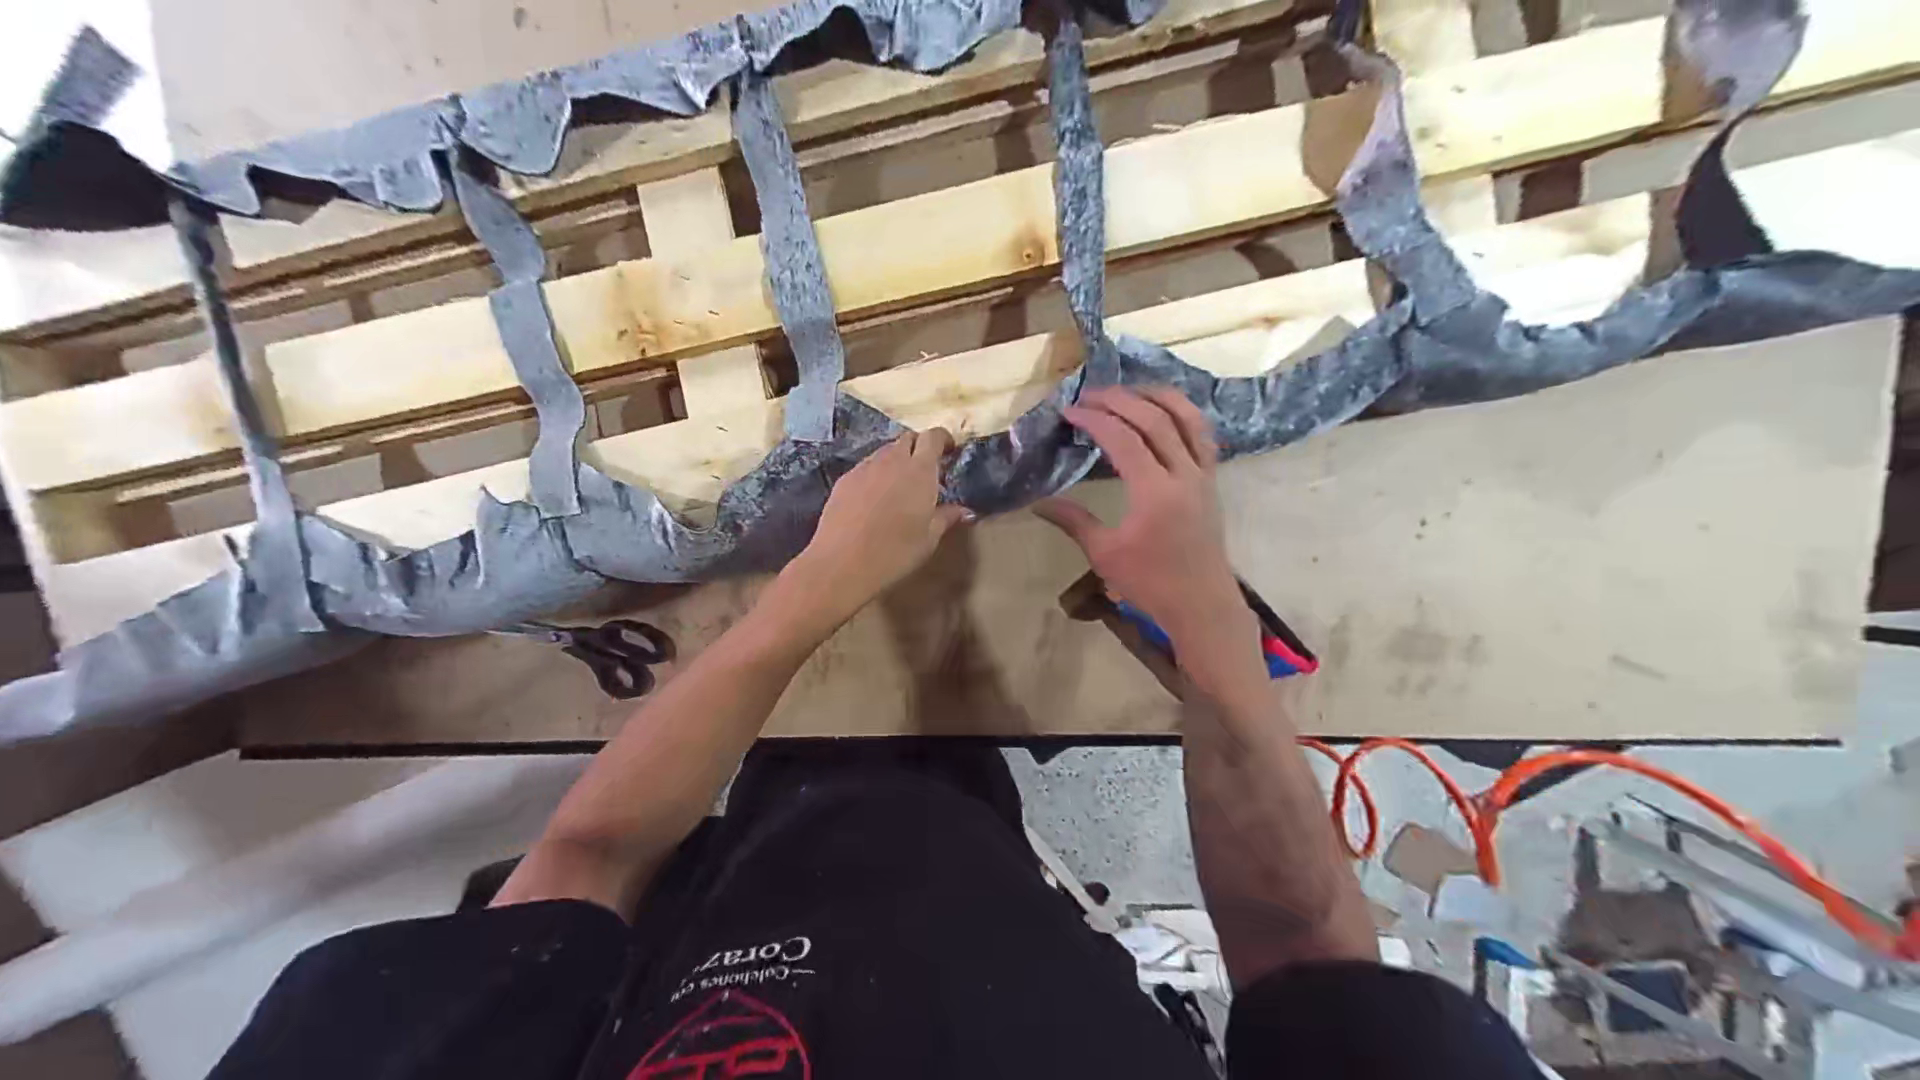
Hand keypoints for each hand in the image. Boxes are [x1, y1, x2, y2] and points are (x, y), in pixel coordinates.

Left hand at [788, 427, 972, 620]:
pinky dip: (876, 474)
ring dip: (896, 460)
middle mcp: (892, 461)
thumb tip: (965, 511)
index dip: (943, 439)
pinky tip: (874, 498)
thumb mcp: (929, 538)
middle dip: (919, 447)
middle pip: (908, 439)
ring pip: (885, 452)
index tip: (950, 451)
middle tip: (927, 470)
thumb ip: (947, 517)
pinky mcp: (844, 480)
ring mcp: (865, 468)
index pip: (933, 437)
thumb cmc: (895, 552)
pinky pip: (866, 468)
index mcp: (920, 470)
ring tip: (900, 485)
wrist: (842, 563)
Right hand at [1035, 387, 1248, 652]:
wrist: (1201, 604)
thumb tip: (1039, 503)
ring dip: (1156, 397)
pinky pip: (1202, 435)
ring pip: (1186, 419)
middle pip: (1154, 419)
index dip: (1095, 419)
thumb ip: (1074, 521)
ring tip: (1128, 390)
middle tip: (1090, 395)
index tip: (1070, 411)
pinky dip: (1183, 414)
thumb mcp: (1104, 554)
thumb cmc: (1150, 583)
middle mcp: (1183, 474)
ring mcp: (1203, 475)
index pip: (1124, 439)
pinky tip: (1164, 411)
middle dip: (1120, 400)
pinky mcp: (1211, 481)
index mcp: (1155, 492)